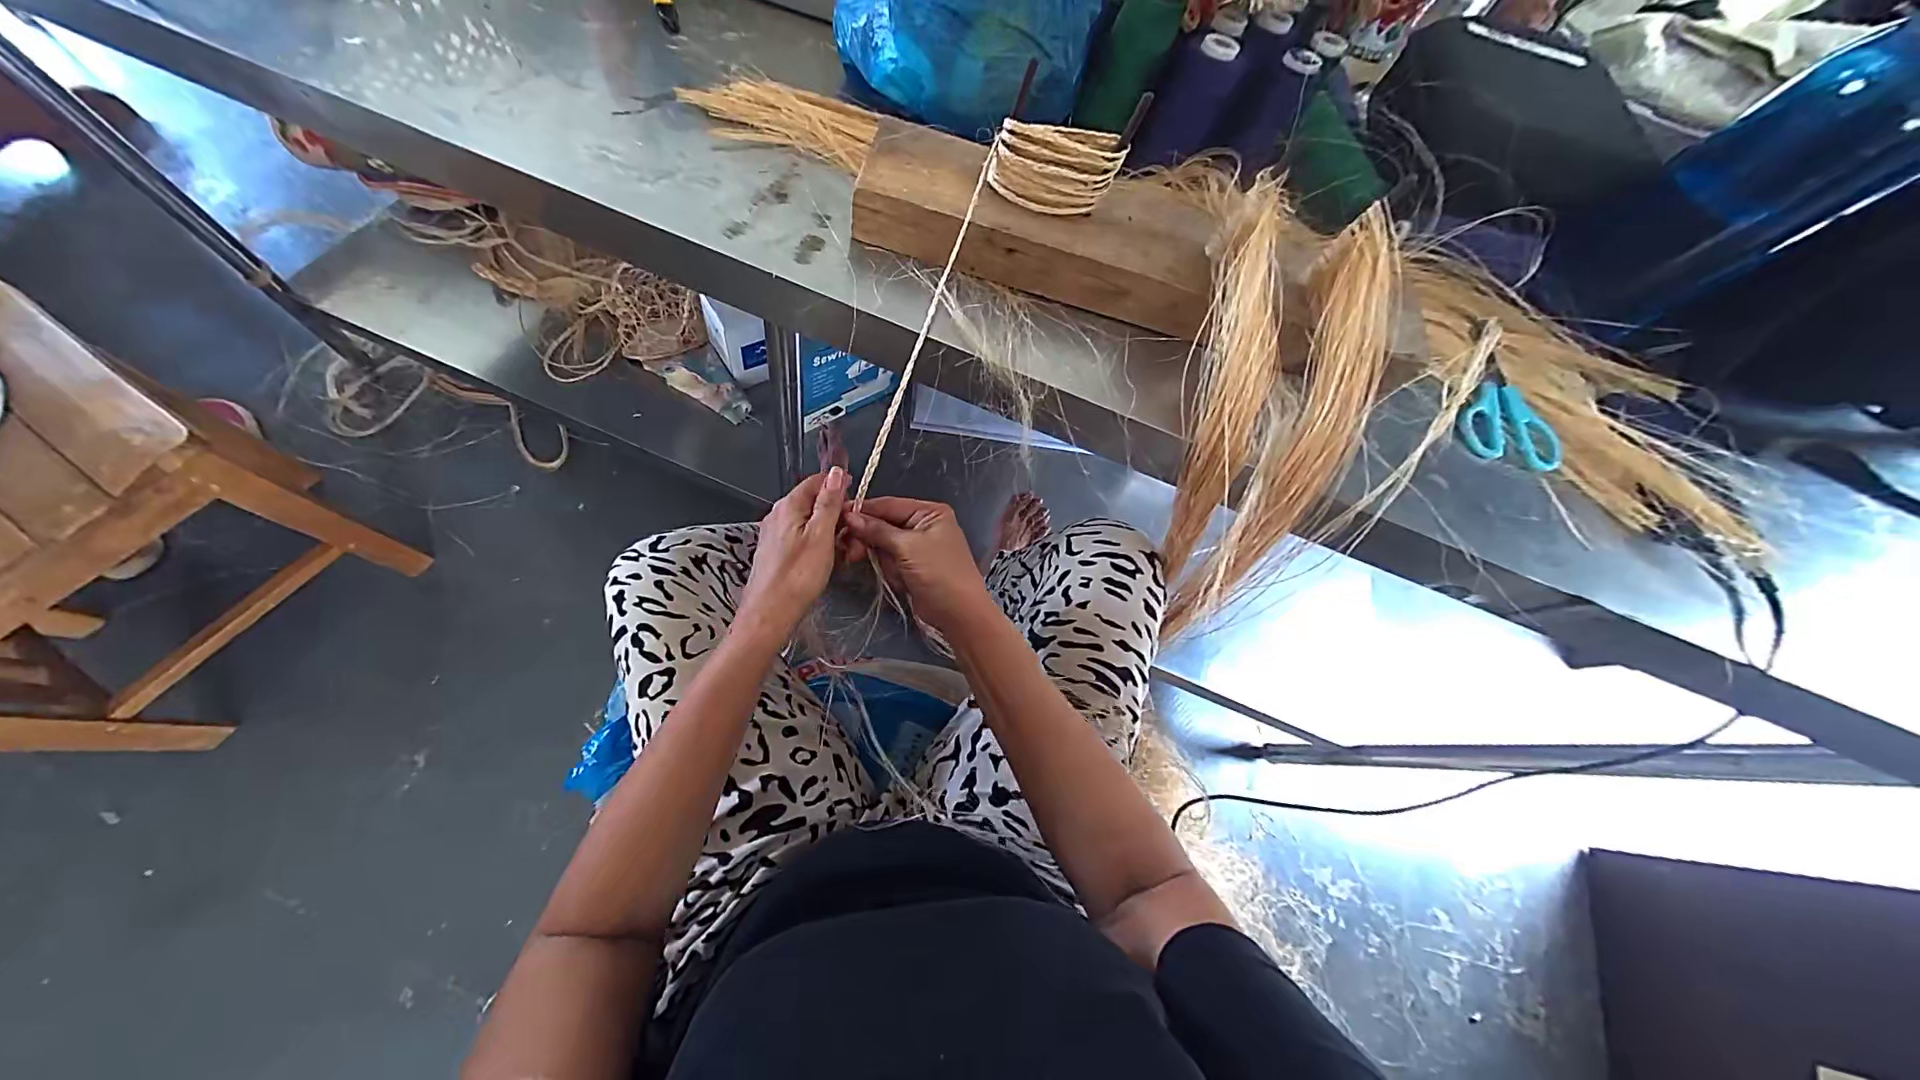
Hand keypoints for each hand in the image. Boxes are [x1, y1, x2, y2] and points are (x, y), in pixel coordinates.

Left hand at [739, 468, 847, 635]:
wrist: (770, 614)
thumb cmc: (797, 577)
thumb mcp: (822, 535)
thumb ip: (829, 502)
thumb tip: (836, 472)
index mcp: (788, 506)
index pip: (817, 481)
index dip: (840, 488)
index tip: (858, 504)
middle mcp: (779, 516)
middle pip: (815, 503)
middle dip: (839, 516)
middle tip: (855, 537)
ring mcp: (776, 535)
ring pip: (811, 524)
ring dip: (832, 534)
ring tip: (846, 555)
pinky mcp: (778, 553)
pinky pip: (804, 540)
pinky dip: (820, 547)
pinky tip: (830, 562)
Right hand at [842, 497, 996, 637]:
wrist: (959, 613)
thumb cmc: (939, 573)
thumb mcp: (907, 547)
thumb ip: (877, 530)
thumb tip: (850, 516)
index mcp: (929, 512)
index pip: (889, 505)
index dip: (863, 511)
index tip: (837, 517)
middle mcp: (923, 525)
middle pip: (883, 524)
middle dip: (867, 537)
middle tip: (850, 550)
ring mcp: (917, 546)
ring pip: (883, 543)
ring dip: (876, 555)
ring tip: (865, 562)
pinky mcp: (912, 566)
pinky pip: (889, 560)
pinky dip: (885, 567)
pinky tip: (884, 573)